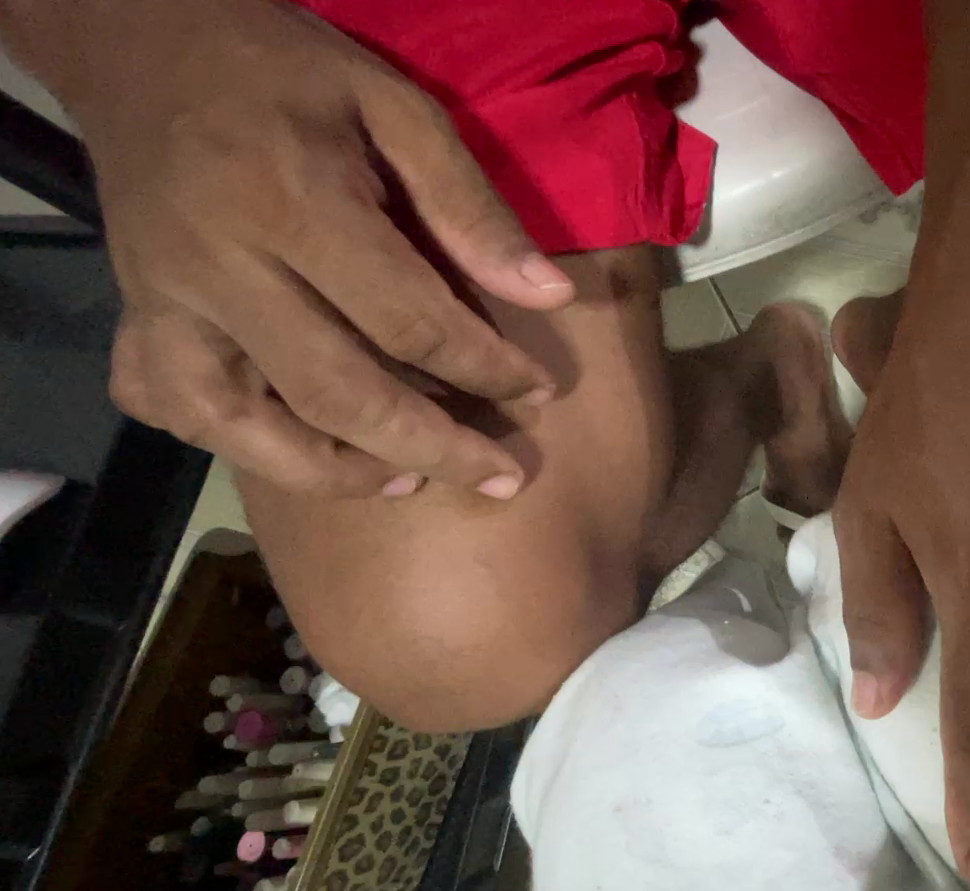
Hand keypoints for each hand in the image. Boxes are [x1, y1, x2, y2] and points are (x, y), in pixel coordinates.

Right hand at [39, 0, 573, 496]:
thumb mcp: (401, 111)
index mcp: (289, 205)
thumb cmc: (293, 76)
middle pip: (338, 392)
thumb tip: (551, 295)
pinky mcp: (135, 311)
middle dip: (436, 449)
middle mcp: (217, 264)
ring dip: (336, 471)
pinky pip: (170, 403)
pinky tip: (307, 455)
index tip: (541, 391)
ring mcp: (162, 296)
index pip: (412, 323)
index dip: (488, 369)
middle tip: (504, 481)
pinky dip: (240, 445)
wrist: (142, 39)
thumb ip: (473, 208)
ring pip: (241, 420)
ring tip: (414, 484)